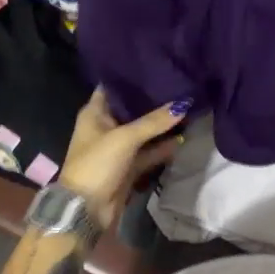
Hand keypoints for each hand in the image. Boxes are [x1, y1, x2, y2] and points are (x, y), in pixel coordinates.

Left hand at [56, 89, 186, 226]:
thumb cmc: (97, 163)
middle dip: (153, 99)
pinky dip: (162, 146)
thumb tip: (184, 103)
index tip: (155, 63)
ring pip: (143, 131)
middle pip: (132, 108)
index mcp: (94, 113)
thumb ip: (154, 121)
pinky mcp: (128, 166)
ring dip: (161, 124)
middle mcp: (105, 126)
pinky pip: (148, 151)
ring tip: (187, 106)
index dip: (131, 76)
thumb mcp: (125, 138)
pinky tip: (183, 136)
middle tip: (179, 83)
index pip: (113, 86)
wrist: (86, 210)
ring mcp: (117, 147)